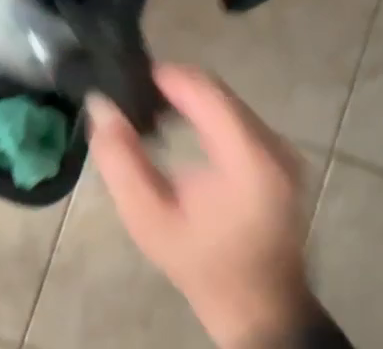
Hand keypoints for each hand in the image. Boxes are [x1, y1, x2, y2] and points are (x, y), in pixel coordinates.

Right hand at [87, 65, 316, 348]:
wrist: (259, 306)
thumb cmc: (199, 261)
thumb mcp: (146, 215)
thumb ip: (119, 157)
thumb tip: (100, 104)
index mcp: (247, 159)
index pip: (202, 89)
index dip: (160, 76)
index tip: (121, 79)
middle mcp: (273, 147)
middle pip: (214, 89)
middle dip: (168, 86)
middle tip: (127, 98)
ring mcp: (281, 152)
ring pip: (224, 99)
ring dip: (184, 98)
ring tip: (145, 114)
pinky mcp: (279, 159)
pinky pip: (234, 116)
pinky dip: (202, 112)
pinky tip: (175, 131)